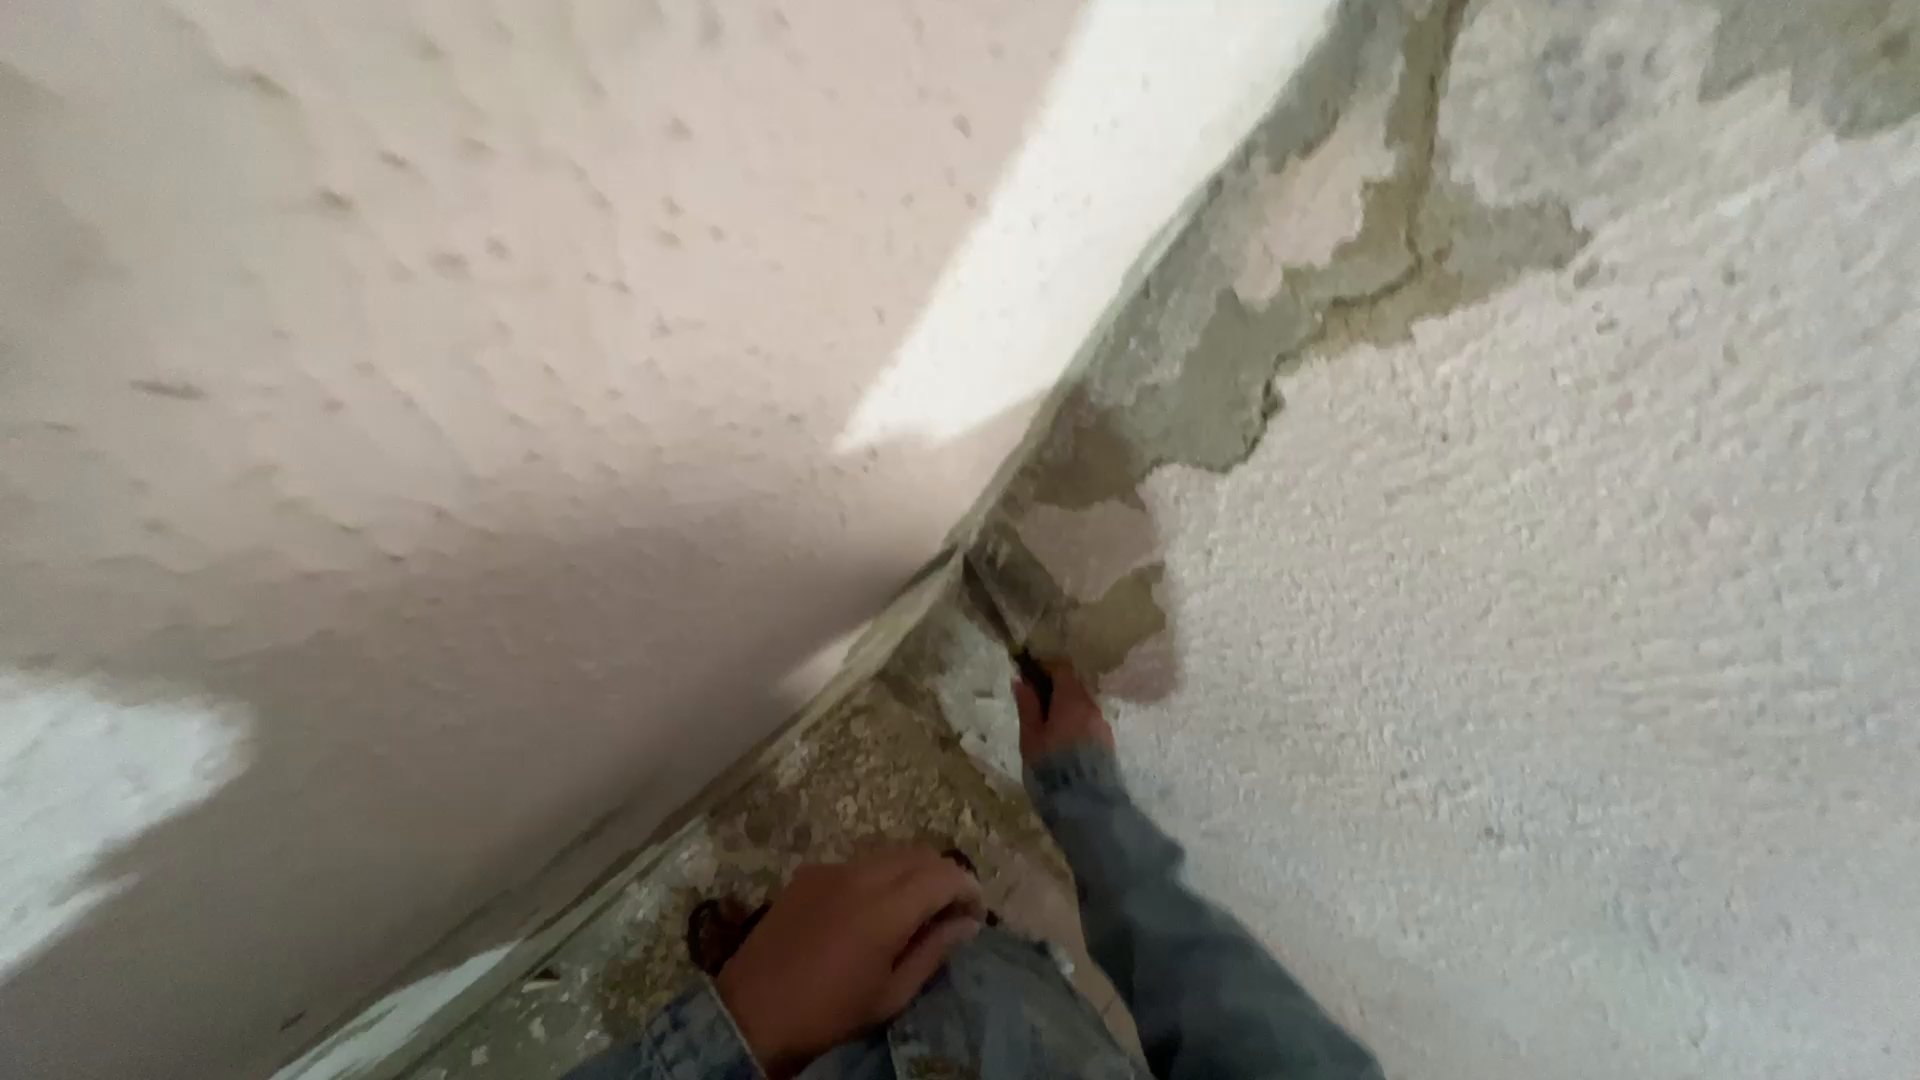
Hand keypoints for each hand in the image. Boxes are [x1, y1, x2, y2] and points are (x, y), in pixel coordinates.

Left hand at [714, 848, 984, 1077]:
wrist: (751, 1011)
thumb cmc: (829, 1012)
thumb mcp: (891, 994)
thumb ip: (934, 951)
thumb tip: (968, 924)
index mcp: (888, 908)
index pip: (945, 874)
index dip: (969, 887)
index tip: (977, 911)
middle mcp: (864, 873)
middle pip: (920, 853)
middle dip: (944, 873)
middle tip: (951, 907)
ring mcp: (834, 867)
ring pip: (890, 851)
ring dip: (913, 870)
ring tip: (916, 905)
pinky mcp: (811, 870)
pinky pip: (859, 861)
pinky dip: (880, 873)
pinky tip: (871, 906)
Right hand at [1013, 659, 1112, 764]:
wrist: (1085, 803)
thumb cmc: (1050, 765)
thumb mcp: (1030, 736)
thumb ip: (1027, 706)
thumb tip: (1020, 680)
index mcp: (1070, 699)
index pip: (1062, 668)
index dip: (1045, 668)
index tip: (1031, 677)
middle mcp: (1091, 706)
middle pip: (1074, 686)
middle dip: (1055, 689)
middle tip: (1036, 706)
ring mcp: (1102, 724)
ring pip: (1083, 705)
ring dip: (1067, 708)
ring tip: (1049, 728)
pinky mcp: (1108, 741)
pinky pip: (1090, 722)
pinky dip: (1077, 723)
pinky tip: (1065, 742)